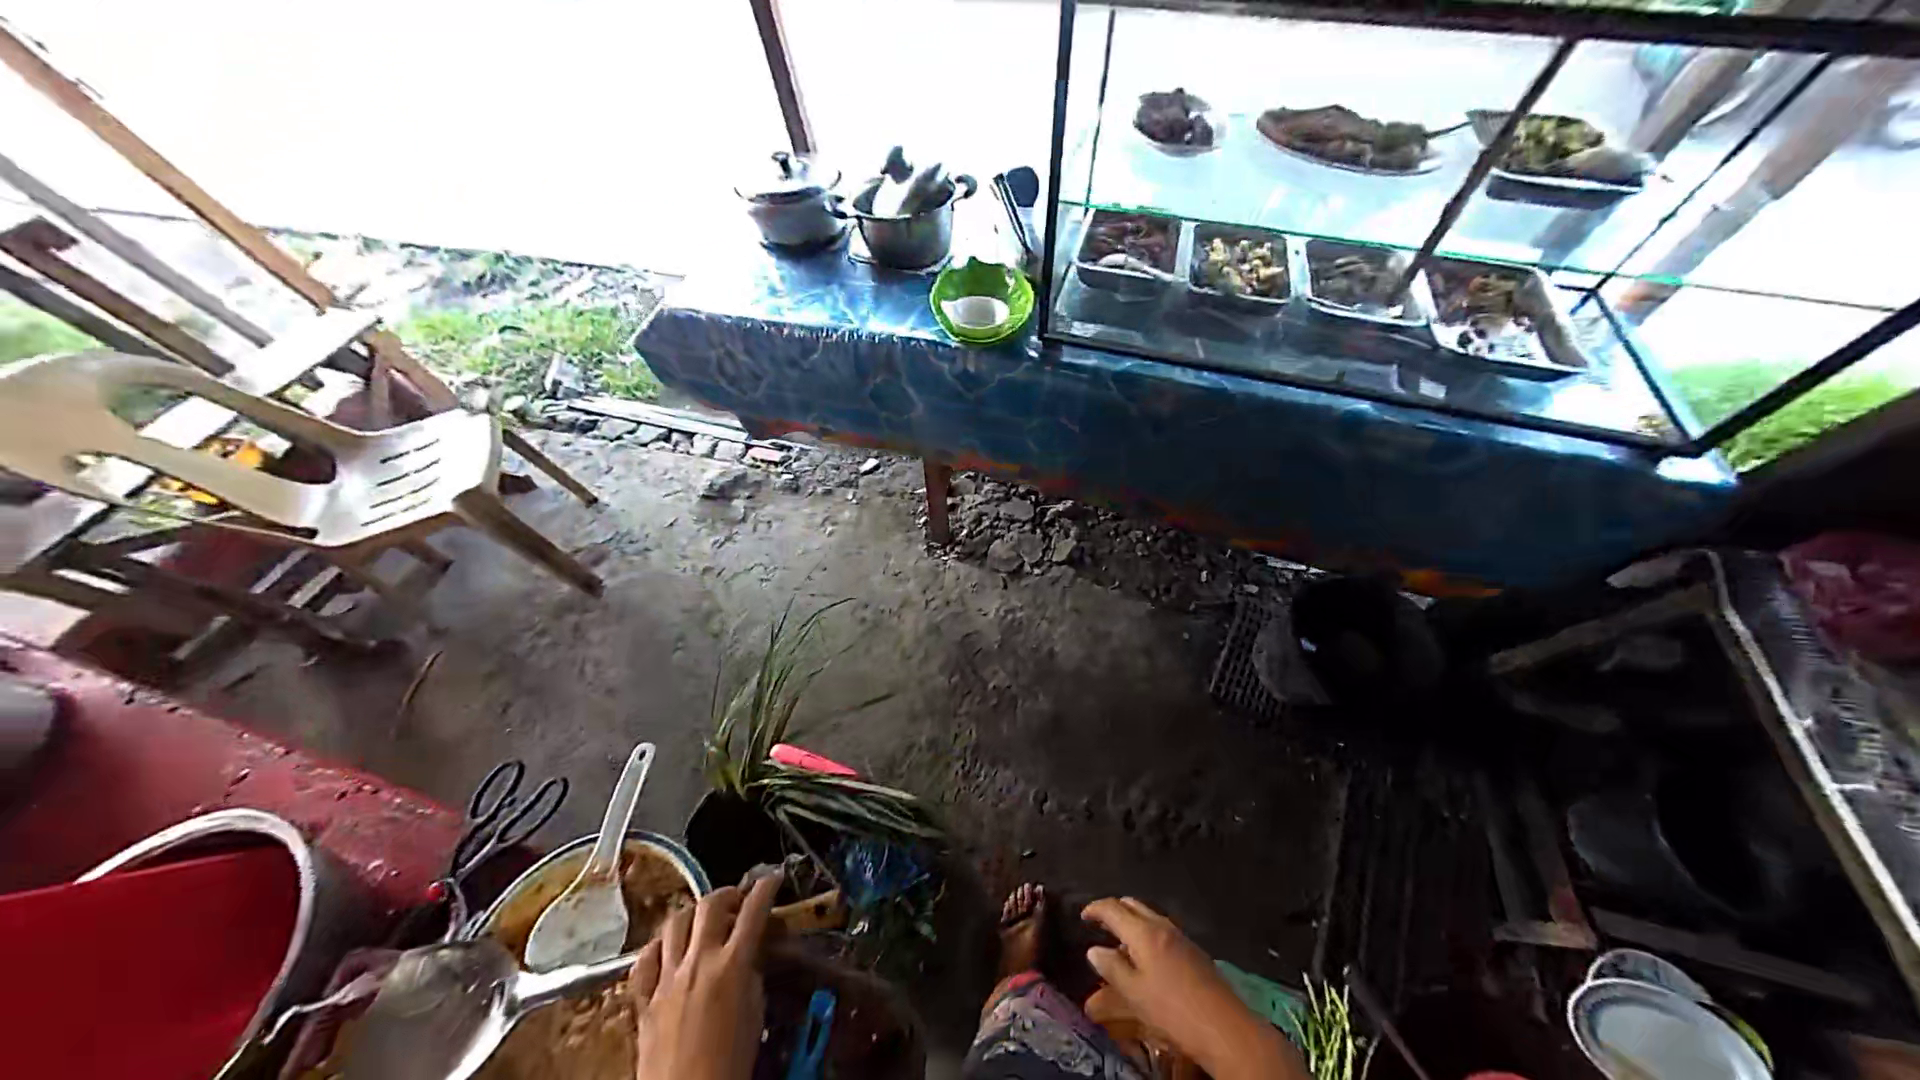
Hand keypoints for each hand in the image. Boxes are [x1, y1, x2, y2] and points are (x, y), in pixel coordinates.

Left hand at [630, 875, 779, 1079]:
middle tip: (738, 900)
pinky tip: (668, 950)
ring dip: (693, 914)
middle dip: (728, 894)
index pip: (754, 910)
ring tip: (704, 920)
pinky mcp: (644, 1001)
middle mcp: (698, 962)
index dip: (765, 888)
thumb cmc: (732, 1064)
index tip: (772, 877)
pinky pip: (645, 960)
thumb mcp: (756, 1014)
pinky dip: (658, 947)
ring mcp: (667, 980)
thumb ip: (752, 974)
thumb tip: (750, 954)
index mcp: (733, 965)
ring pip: (675, 923)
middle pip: (711, 905)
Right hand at [1083, 897, 1307, 1079]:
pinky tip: (1147, 958)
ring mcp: (1180, 936)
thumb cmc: (1173, 1010)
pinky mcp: (1193, 950)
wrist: (1225, 1027)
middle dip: (1114, 910)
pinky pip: (1162, 929)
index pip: (1112, 908)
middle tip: (1101, 925)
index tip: (1083, 916)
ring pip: (1148, 916)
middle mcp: (1161, 926)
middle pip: (1132, 905)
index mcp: (1143, 932)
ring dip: (1131, 922)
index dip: (1095, 909)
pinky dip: (1147, 933)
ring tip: (1120, 944)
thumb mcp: (1134, 993)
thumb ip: (1112, 968)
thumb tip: (1094, 950)